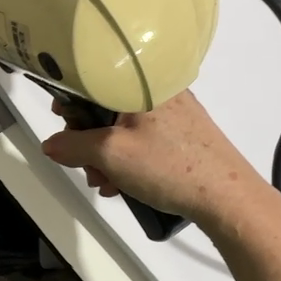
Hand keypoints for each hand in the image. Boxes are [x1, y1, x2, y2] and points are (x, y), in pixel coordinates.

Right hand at [41, 90, 273, 226]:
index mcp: (144, 85)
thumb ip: (72, 145)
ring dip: (106, 155)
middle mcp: (162, 92)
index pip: (95, 81)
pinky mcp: (185, 137)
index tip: (62, 123)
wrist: (230, 200)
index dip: (71, 100)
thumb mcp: (109, 154)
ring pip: (124, 128)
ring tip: (106, 183)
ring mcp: (176, 116)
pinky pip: (143, 140)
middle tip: (86, 166)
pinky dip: (127, 158)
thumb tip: (51, 145)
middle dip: (88, 139)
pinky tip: (124, 184)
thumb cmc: (168, 166)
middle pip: (107, 108)